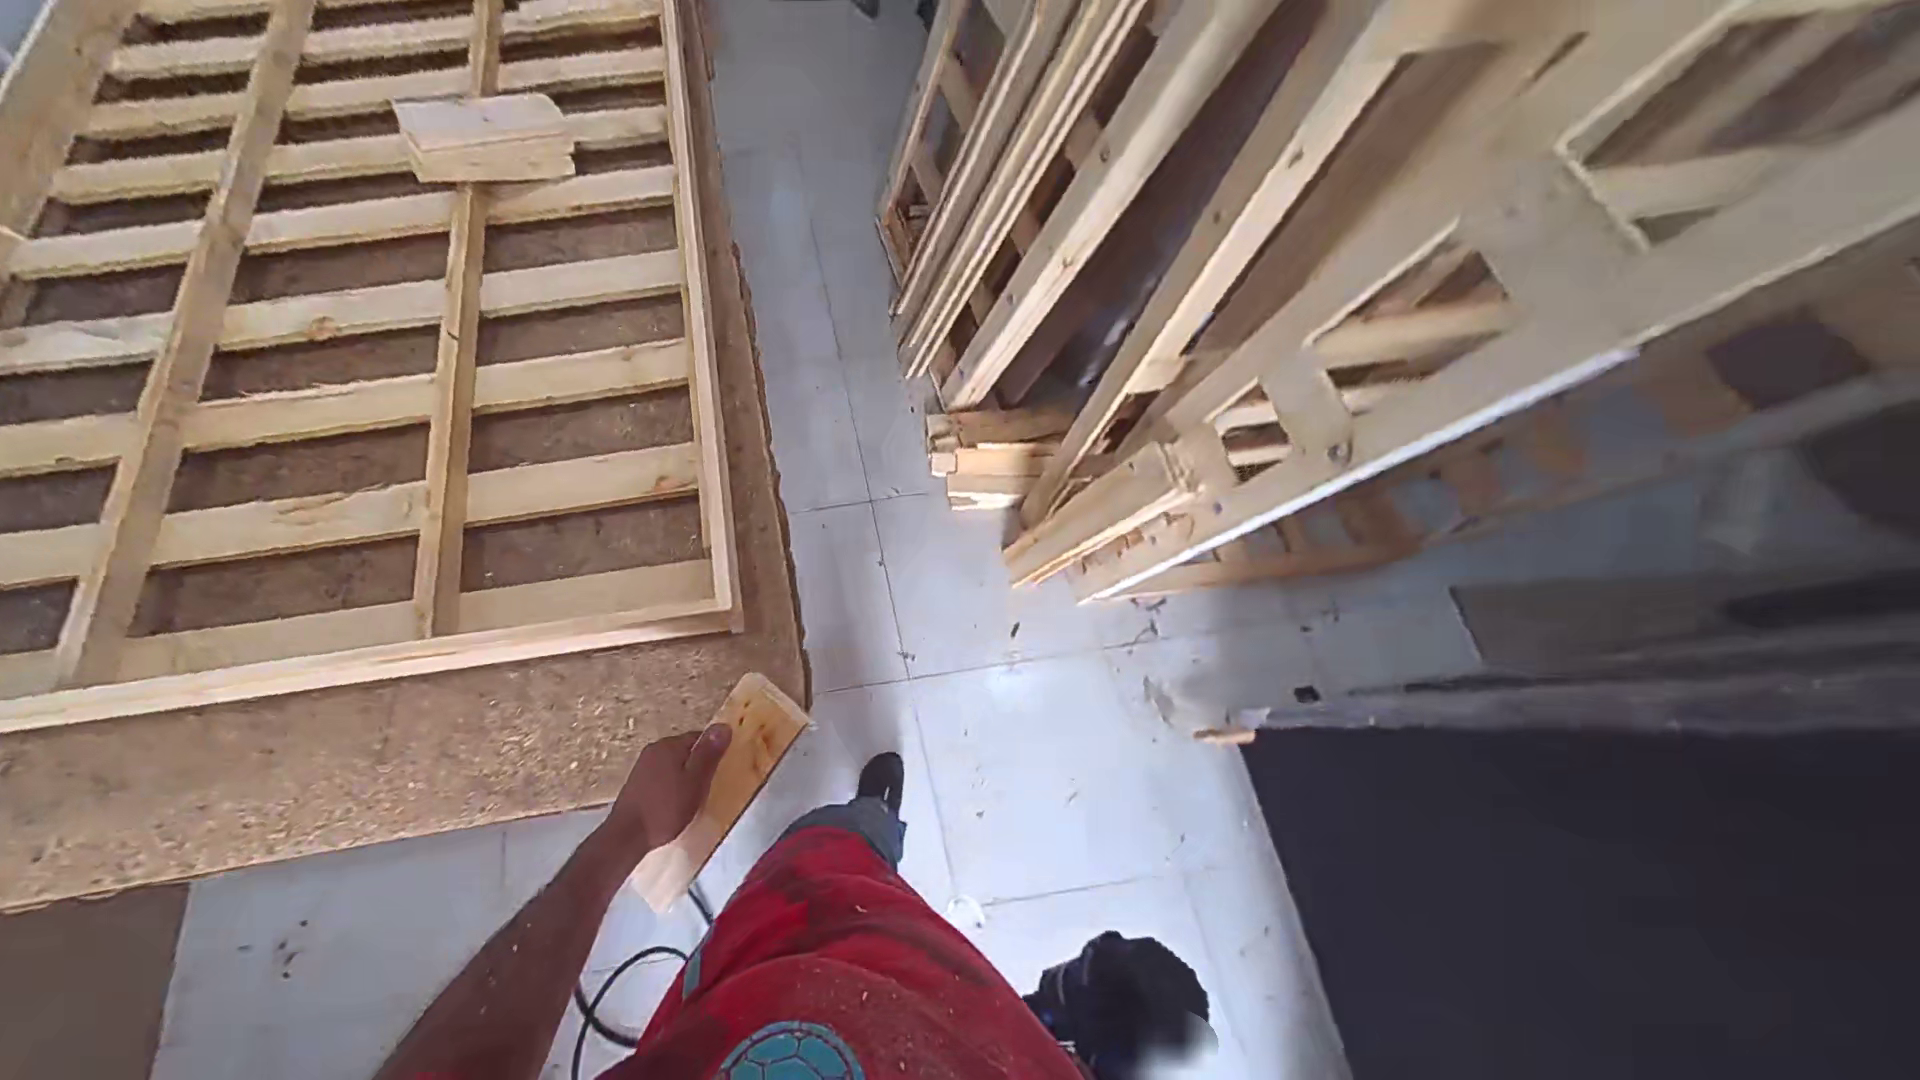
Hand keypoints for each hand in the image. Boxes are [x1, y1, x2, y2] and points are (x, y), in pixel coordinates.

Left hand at [603, 724, 732, 860]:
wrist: (626, 838)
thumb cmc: (666, 808)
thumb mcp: (696, 780)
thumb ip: (709, 752)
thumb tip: (724, 725)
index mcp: (670, 745)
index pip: (700, 737)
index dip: (712, 753)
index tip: (718, 772)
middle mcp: (654, 749)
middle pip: (686, 750)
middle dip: (698, 765)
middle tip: (706, 787)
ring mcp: (642, 766)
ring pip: (673, 764)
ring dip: (684, 776)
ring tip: (691, 797)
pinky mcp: (635, 783)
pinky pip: (661, 776)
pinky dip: (670, 785)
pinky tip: (672, 803)